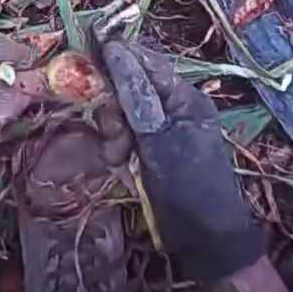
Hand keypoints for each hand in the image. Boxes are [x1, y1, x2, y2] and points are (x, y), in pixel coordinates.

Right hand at [101, 39, 265, 283]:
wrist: (205, 242)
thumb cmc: (187, 187)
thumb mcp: (158, 139)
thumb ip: (135, 95)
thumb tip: (115, 49)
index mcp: (184, 97)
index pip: (146, 61)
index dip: (117, 55)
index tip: (87, 54)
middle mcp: (172, 108)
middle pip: (129, 88)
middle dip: (114, 107)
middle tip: (112, 131)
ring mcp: (161, 129)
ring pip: (122, 113)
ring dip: (113, 132)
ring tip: (118, 156)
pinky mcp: (151, 150)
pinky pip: (125, 136)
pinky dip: (118, 148)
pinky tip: (119, 164)